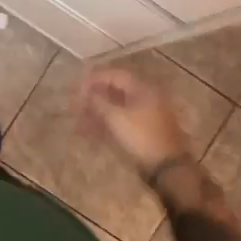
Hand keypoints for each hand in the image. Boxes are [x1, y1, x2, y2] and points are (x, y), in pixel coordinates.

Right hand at [73, 67, 190, 176]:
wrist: (166, 165)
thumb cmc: (141, 136)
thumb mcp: (116, 117)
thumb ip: (98, 102)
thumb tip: (86, 93)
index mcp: (141, 89)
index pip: (114, 75)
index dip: (93, 79)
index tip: (76, 88)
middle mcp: (144, 97)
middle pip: (114, 91)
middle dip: (92, 97)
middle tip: (74, 105)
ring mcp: (144, 115)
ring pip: (115, 108)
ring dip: (96, 113)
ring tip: (78, 122)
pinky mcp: (142, 131)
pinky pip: (119, 122)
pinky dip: (104, 125)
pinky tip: (89, 133)